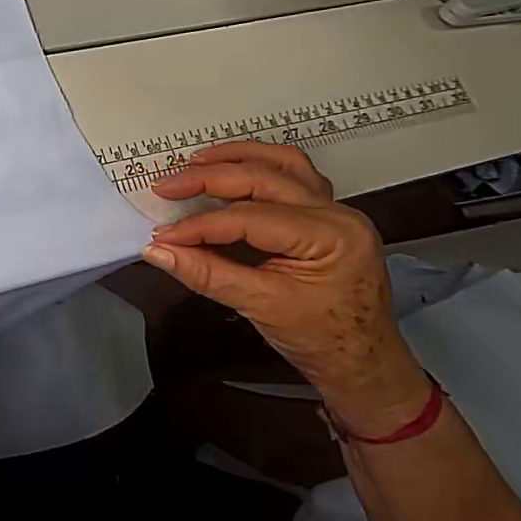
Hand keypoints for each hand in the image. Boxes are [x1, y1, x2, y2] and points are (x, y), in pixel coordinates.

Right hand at [141, 141, 431, 437]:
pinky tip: (229, 170)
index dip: (198, 225)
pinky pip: (292, 176)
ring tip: (194, 162)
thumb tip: (157, 251)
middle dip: (208, 178)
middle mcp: (337, 213)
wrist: (362, 362)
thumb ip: (205, 273)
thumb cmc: (321, 339)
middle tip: (164, 186)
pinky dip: (256, 167)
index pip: (249, 218)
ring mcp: (335, 210)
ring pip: (282, 164)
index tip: (160, 236)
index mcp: (330, 236)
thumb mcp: (259, 306)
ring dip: (236, 158)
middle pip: (264, 178)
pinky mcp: (325, 216)